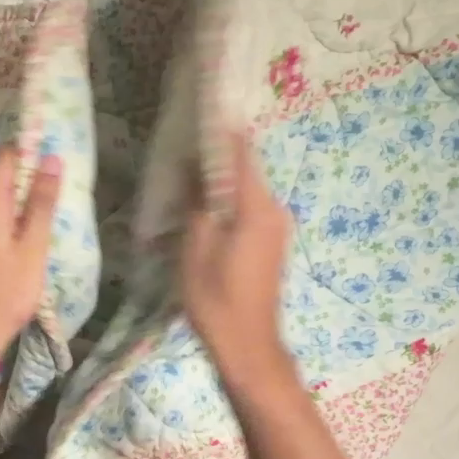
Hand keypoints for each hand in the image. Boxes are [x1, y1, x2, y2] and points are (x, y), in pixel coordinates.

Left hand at [0, 145, 63, 359]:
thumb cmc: (4, 296)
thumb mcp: (32, 249)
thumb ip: (41, 203)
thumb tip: (51, 159)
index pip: (7, 157)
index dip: (32, 152)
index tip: (56, 161)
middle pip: (0, 179)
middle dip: (28, 181)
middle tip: (58, 196)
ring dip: (19, 206)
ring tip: (45, 222)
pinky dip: (6, 225)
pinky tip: (23, 244)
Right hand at [180, 131, 294, 379]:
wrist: (248, 345)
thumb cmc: (216, 300)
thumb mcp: (195, 252)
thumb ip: (197, 206)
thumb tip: (197, 171)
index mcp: (256, 206)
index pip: (241, 152)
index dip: (220, 131)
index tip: (199, 114)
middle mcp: (274, 209)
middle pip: (244, 170)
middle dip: (216, 159)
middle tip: (183, 152)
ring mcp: (276, 227)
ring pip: (245, 192)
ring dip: (219, 185)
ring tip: (187, 183)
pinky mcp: (270, 244)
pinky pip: (248, 211)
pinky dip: (227, 205)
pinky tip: (204, 214)